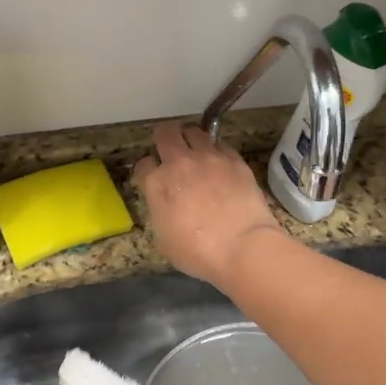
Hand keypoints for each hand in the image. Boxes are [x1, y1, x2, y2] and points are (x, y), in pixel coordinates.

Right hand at [132, 121, 283, 283]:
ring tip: (196, 150)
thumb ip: (160, 214)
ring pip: (194, 132)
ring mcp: (209, 158)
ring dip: (191, 138)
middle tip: (169, 146)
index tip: (152, 176)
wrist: (242, 246)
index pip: (143, 164)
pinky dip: (217, 151)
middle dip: (164, 137)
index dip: (147, 170)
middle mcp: (180, 163)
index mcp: (157, 183)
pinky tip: (220, 163)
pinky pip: (221, 145)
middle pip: (165, 134)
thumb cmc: (198, 252)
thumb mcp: (164, 241)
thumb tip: (165, 207)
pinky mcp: (235, 160)